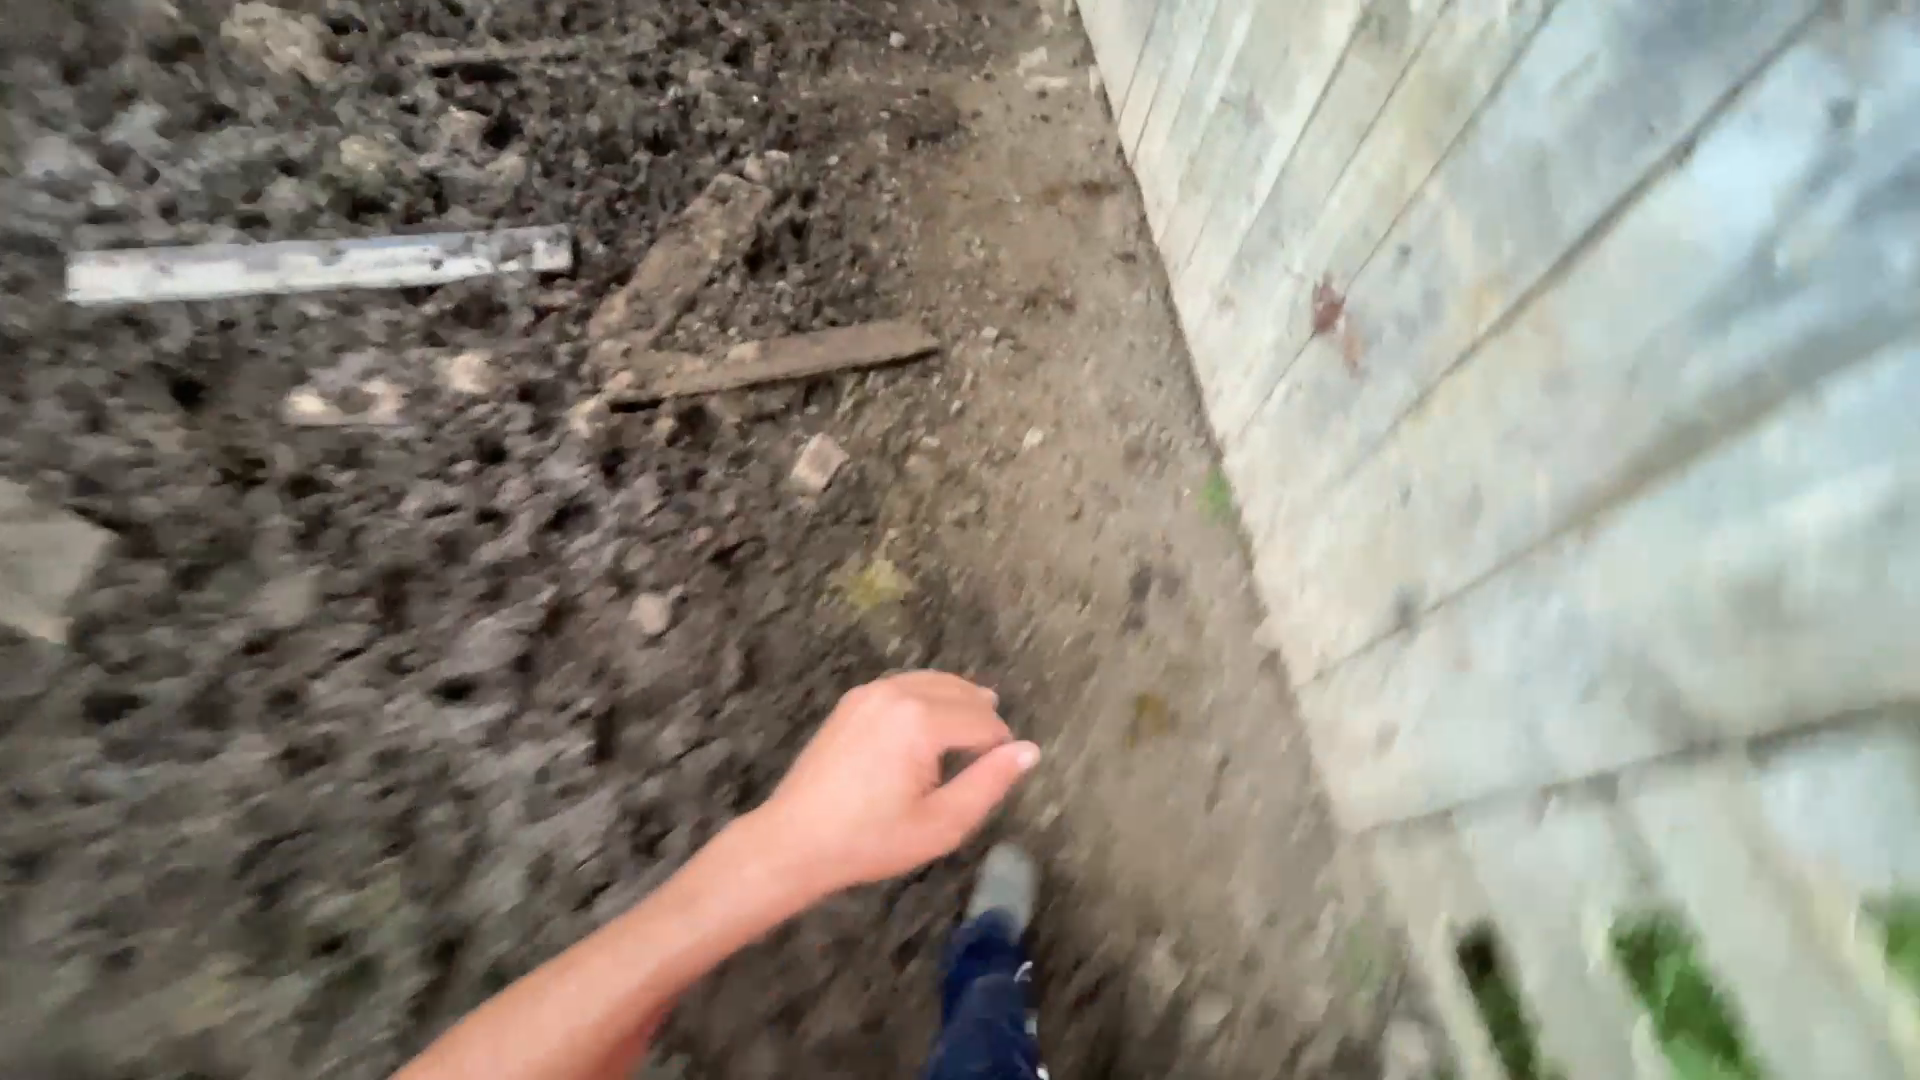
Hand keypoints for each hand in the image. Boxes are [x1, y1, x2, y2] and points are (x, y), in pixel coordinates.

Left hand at [750, 671, 1039, 896]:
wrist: (795, 839)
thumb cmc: (872, 839)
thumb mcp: (942, 824)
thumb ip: (990, 783)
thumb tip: (1030, 750)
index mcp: (921, 720)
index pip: (983, 721)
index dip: (1000, 747)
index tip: (1000, 773)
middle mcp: (897, 692)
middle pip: (962, 692)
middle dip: (982, 718)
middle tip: (992, 751)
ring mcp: (871, 691)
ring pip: (934, 682)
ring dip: (959, 702)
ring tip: (972, 732)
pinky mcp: (854, 699)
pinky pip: (906, 685)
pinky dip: (929, 697)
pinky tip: (931, 725)